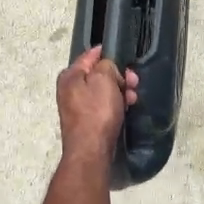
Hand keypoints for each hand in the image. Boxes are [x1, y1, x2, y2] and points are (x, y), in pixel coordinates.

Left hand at [54, 46, 138, 162]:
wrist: (91, 150)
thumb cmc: (97, 111)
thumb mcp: (104, 79)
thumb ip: (106, 64)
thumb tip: (106, 66)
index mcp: (70, 75)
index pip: (91, 55)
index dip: (110, 53)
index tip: (126, 58)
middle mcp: (70, 88)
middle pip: (99, 73)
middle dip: (119, 75)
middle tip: (133, 81)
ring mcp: (77, 105)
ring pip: (103, 90)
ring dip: (120, 90)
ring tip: (133, 97)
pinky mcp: (86, 119)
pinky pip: (102, 104)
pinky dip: (115, 103)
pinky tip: (126, 107)